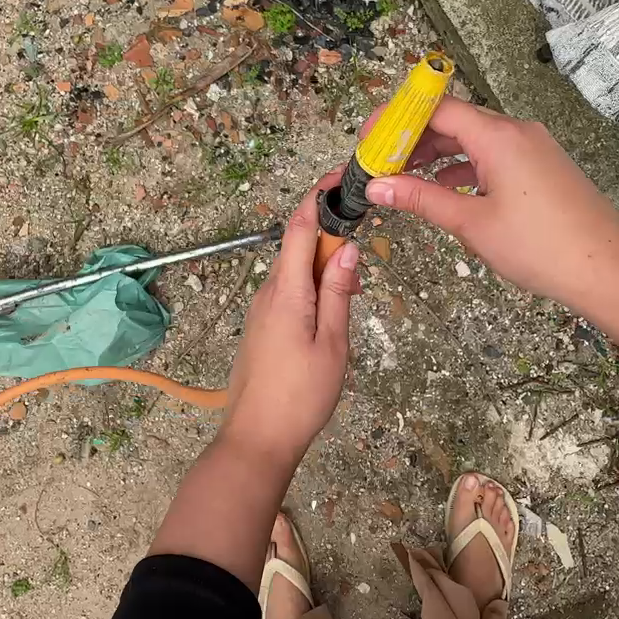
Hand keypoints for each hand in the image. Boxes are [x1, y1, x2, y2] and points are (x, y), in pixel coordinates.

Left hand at [218, 182, 358, 470]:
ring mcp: (261, 308)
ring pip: (294, 270)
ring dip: (323, 267)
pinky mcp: (261, 325)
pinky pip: (288, 290)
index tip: (341, 178)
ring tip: (352, 293)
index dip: (318, 196)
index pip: (299, 226)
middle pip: (297, 245)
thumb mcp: (333, 343)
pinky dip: (312, 287)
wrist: (256, 440)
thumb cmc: (301, 395)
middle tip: (362, 258)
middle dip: (330, 238)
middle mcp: (268, 291)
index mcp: (286, 290)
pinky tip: (331, 314)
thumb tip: (348, 247)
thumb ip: (339, 292)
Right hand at [364, 98, 618, 307]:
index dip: (398, 118)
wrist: (611, 271)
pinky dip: (466, 166)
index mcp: (498, 136)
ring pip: (475, 138)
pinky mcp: (543, 165)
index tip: (369, 136)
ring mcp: (534, 147)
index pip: (437, 108)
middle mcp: (517, 131)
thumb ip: (421, 198)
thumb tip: (377, 186)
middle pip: (455, 119)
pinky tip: (447, 189)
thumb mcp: (471, 222)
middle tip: (381, 161)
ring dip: (439, 153)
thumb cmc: (539, 247)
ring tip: (406, 177)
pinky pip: (495, 154)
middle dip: (414, 138)